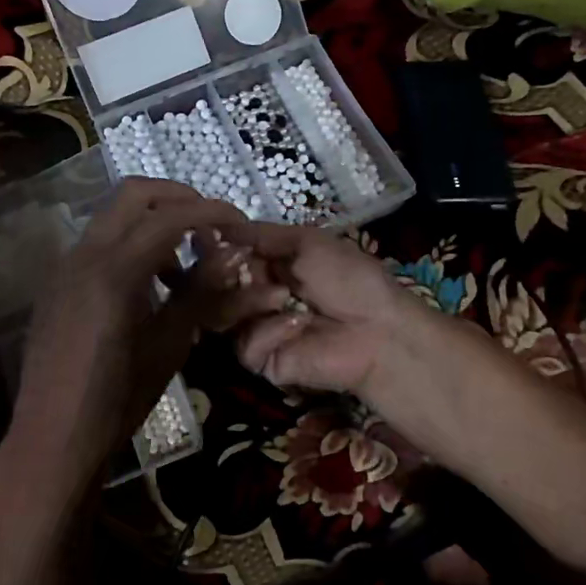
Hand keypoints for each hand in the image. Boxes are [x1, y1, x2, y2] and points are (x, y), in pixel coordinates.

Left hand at [2, 180, 248, 499]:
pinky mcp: (56, 283)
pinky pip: (96, 246)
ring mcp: (64, 267)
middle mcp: (84, 254)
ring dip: (151, 226)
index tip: (242, 227)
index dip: (213, 213)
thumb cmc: (117, 399)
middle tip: (211, 228)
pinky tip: (146, 290)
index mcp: (114, 270)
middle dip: (178, 199)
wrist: (53, 436)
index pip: (171, 216)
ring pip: (112, 219)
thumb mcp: (168, 345)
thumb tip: (236, 252)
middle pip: (133, 194)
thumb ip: (200, 292)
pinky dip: (128, 248)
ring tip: (182, 272)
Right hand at [223, 222, 438, 395]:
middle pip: (207, 287)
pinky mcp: (261, 360)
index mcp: (263, 266)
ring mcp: (253, 329)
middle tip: (236, 265)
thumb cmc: (349, 280)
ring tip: (282, 296)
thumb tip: (211, 224)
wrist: (379, 331)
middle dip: (218, 272)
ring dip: (248, 300)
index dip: (210, 248)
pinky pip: (245, 344)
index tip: (208, 238)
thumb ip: (259, 234)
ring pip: (218, 315)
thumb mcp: (305, 242)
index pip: (217, 257)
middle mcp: (251, 296)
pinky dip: (270, 331)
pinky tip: (299, 326)